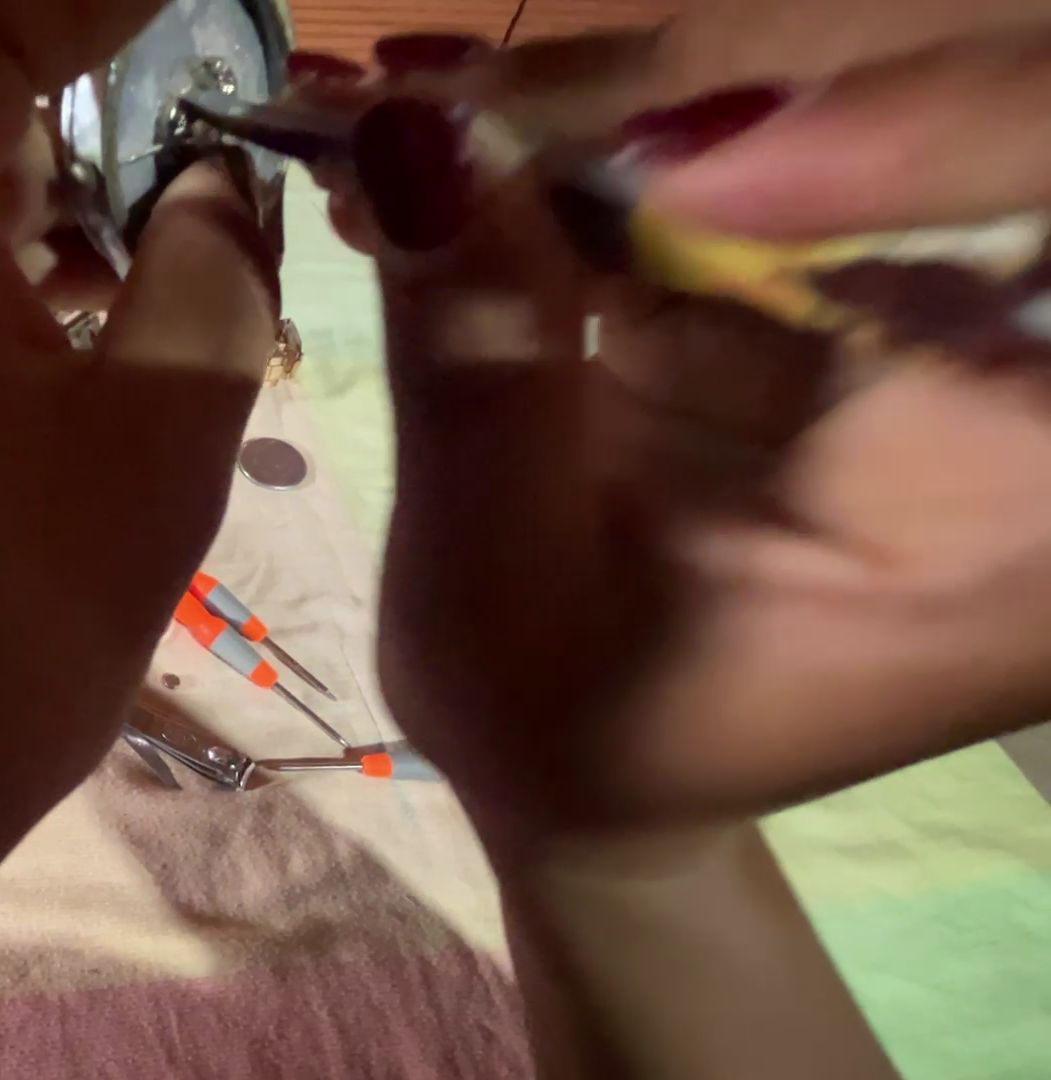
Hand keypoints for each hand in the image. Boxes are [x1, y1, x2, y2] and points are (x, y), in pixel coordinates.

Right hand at [289, 6, 1050, 844]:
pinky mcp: (776, 314)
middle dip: (652, 102)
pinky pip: (669, 197)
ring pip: (758, 144)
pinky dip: (535, 176)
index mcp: (1030, 494)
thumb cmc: (545, 722)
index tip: (655, 151)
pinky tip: (418, 170)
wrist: (560, 757)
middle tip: (425, 96)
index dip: (913, 130)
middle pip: (906, 132)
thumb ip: (474, 367)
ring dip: (559, 127)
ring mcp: (890, 332)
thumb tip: (411, 148)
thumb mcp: (498, 573)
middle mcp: (1008, 378)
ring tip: (388, 123)